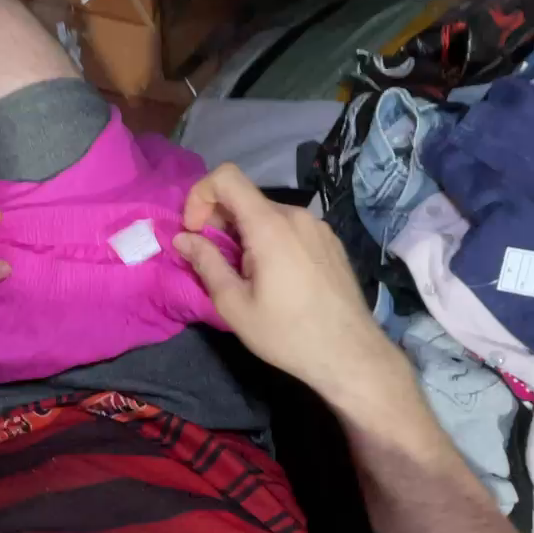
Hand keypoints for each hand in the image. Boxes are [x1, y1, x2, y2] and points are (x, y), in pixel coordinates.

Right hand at [175, 164, 417, 420]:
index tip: (196, 232)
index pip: (226, 177)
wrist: (351, 355)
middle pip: (245, 199)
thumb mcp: (233, 304)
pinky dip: (269, 241)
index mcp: (270, 225)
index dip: (201, 196)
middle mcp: (297, 215)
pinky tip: (276, 279)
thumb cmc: (286, 333)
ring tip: (247, 277)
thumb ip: (205, 263)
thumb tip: (182, 239)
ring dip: (245, 236)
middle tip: (216, 264)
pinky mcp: (330, 242)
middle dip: (220, 223)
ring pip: (267, 215)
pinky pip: (289, 228)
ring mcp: (318, 227)